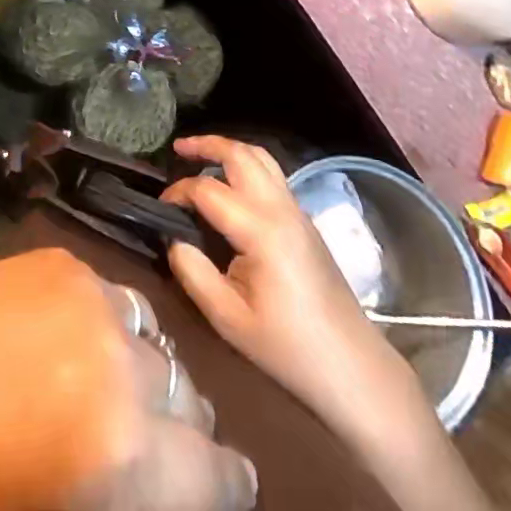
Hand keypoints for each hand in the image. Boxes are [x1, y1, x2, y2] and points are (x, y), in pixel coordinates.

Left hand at [0, 251, 257, 510]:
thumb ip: (121, 488)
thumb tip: (152, 479)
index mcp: (123, 451)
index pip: (218, 473)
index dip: (223, 484)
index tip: (219, 485)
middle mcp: (122, 365)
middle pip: (188, 395)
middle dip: (176, 425)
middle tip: (143, 441)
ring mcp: (90, 299)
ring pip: (153, 338)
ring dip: (142, 368)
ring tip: (105, 385)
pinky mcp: (60, 263)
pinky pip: (111, 298)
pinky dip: (106, 325)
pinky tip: (67, 339)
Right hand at [162, 140, 493, 510]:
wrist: (351, 365)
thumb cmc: (287, 347)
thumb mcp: (227, 318)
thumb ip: (192, 271)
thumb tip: (174, 239)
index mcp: (261, 230)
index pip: (209, 190)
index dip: (179, 192)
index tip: (160, 208)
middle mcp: (282, 209)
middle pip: (243, 155)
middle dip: (208, 144)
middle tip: (177, 148)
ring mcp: (298, 212)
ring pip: (263, 159)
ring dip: (230, 150)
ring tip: (201, 156)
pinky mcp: (305, 222)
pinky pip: (273, 176)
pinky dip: (246, 166)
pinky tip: (230, 186)